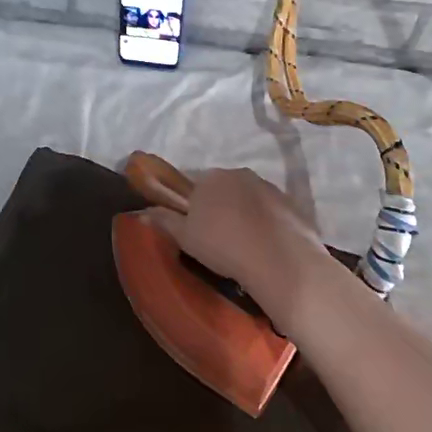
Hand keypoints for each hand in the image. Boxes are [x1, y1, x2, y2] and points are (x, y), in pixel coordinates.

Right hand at [141, 169, 333, 319]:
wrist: (278, 258)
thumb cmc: (223, 246)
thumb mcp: (185, 237)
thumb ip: (164, 221)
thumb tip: (142, 212)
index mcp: (209, 178)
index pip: (194, 185)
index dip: (193, 205)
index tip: (196, 227)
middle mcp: (238, 173)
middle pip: (222, 188)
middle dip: (219, 206)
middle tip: (218, 237)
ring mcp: (267, 185)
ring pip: (247, 197)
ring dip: (243, 212)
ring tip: (243, 243)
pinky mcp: (289, 201)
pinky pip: (269, 208)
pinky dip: (265, 220)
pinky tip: (265, 243)